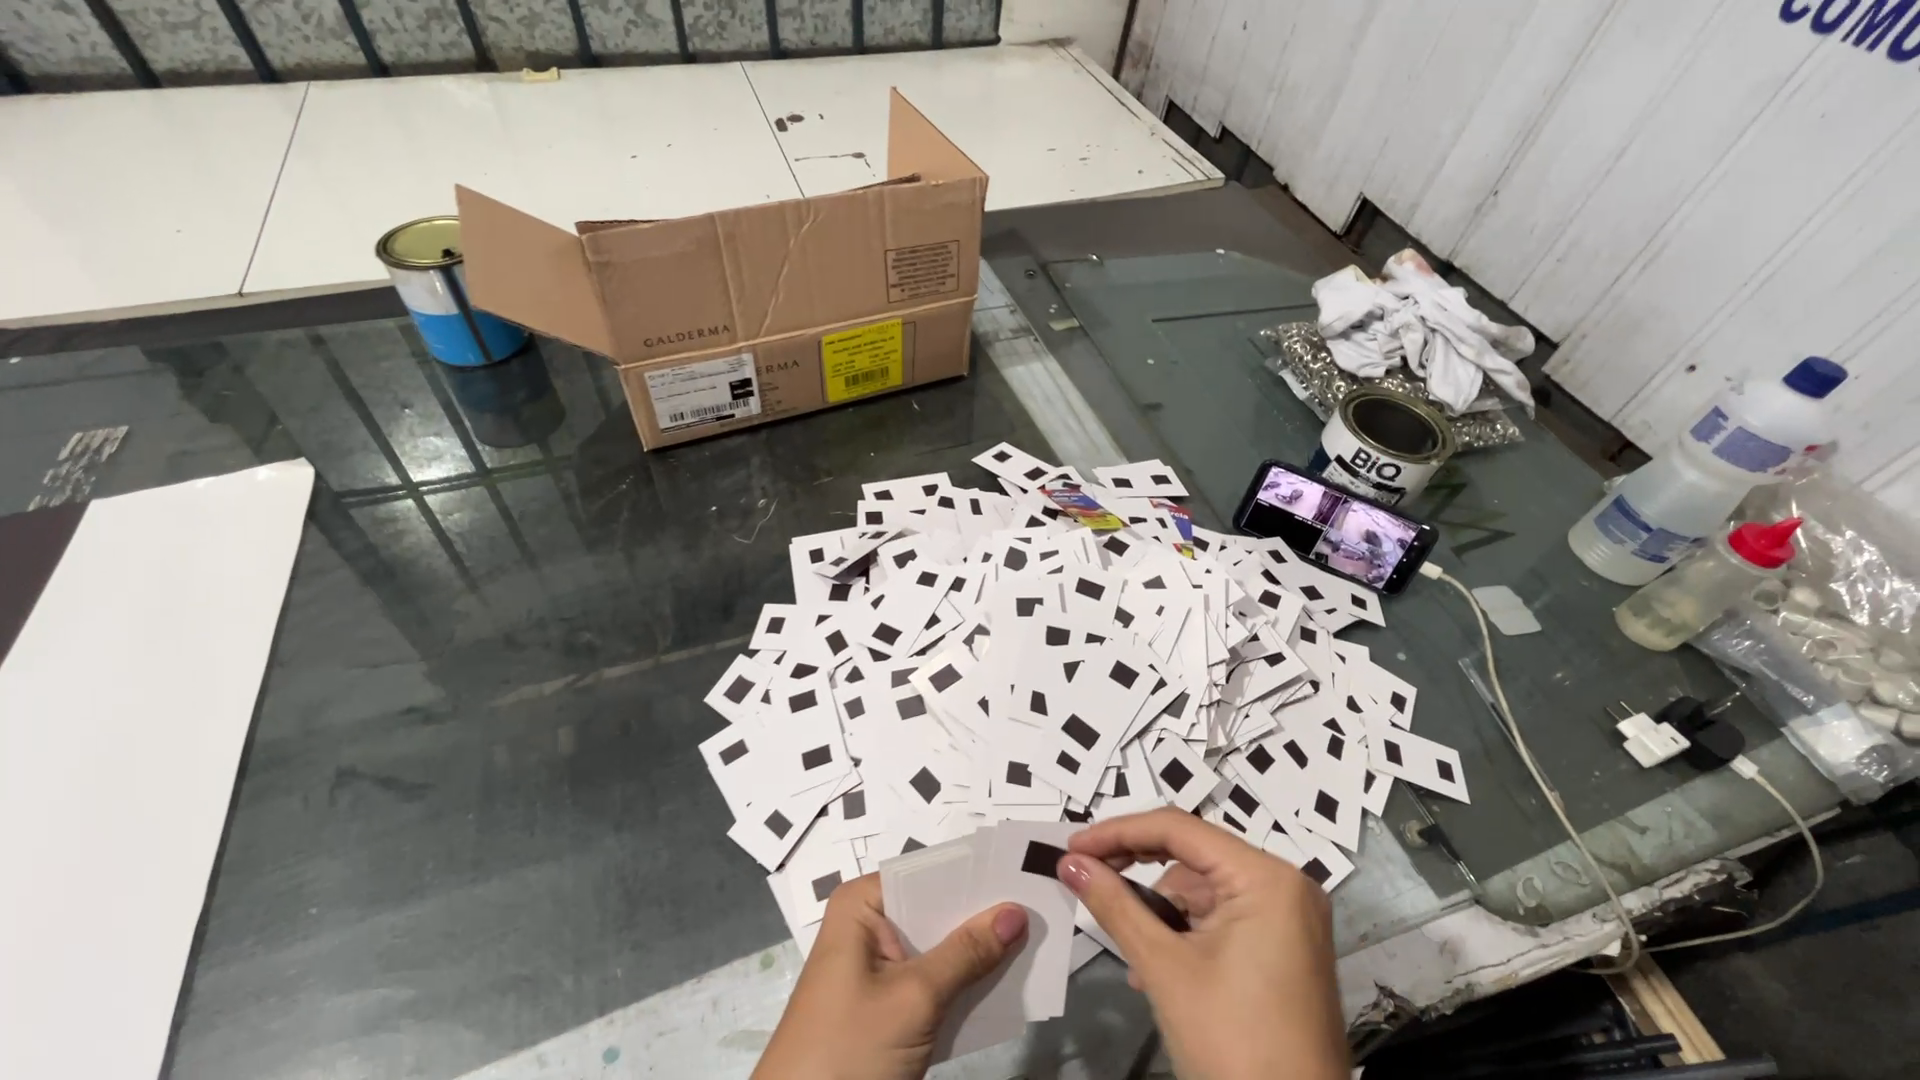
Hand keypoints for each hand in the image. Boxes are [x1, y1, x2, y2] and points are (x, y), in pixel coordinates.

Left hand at [754, 873, 1028, 1079]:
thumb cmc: (847, 1049)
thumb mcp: (913, 999)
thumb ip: (966, 953)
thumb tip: (1016, 911)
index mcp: (861, 905)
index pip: (928, 874)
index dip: (975, 873)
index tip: (1025, 869)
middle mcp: (867, 925)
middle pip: (935, 908)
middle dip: (982, 914)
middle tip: (1042, 904)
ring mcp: (876, 966)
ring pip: (938, 945)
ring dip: (979, 949)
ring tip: (1038, 937)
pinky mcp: (886, 1003)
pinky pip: (933, 978)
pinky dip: (964, 981)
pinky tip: (1007, 979)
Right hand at [1059, 808, 1348, 1079]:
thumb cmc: (1231, 1041)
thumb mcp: (1163, 967)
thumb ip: (1114, 904)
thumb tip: (1069, 863)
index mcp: (1266, 877)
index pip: (1178, 829)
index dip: (1118, 833)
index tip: (1071, 848)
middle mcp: (1285, 884)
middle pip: (1193, 854)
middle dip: (1137, 867)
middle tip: (1085, 875)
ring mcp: (1290, 917)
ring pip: (1204, 888)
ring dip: (1159, 907)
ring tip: (1125, 944)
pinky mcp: (1285, 947)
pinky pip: (1223, 917)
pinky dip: (1185, 930)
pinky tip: (1155, 964)